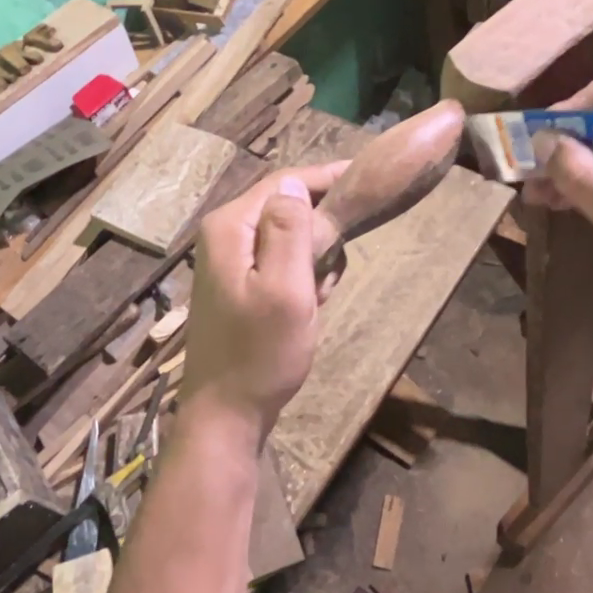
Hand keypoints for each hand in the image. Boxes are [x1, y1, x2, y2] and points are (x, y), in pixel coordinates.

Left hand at [185, 161, 348, 438]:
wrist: (226, 414)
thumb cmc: (260, 353)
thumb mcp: (285, 289)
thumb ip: (289, 231)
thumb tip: (295, 184)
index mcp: (230, 226)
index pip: (285, 183)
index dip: (327, 178)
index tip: (368, 179)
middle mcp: (224, 234)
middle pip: (285, 206)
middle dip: (321, 230)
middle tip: (336, 268)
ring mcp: (228, 260)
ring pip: (287, 235)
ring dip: (313, 258)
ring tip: (319, 296)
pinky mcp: (237, 283)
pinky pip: (279, 260)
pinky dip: (301, 276)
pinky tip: (307, 306)